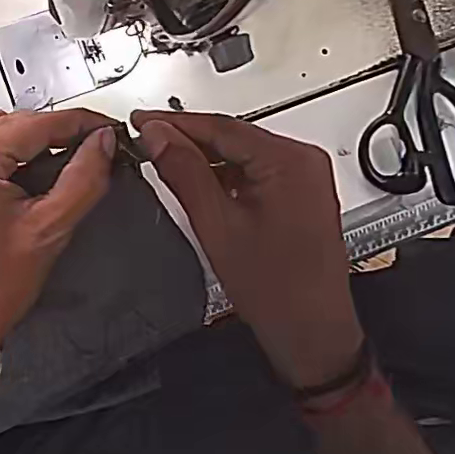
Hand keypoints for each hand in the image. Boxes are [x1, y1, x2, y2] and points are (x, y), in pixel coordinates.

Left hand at [0, 109, 117, 445]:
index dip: (81, 122)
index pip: (38, 122)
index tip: (106, 129)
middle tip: (95, 145)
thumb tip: (101, 145)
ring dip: (34, 142)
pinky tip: (33, 176)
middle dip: (58, 131)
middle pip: (16, 121)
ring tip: (68, 162)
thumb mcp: (49, 230)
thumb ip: (83, 179)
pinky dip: (11, 156)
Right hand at [133, 110, 360, 388]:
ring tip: (163, 159)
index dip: (175, 123)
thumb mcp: (217, 225)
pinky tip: (196, 181)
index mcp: (289, 162)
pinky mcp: (298, 193)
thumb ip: (184, 173)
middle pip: (233, 136)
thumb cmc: (278, 290)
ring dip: (203, 157)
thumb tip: (159, 137)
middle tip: (147, 138)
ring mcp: (304, 177)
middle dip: (187, 138)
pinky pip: (252, 171)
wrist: (310, 332)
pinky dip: (222, 174)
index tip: (143, 122)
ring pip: (240, 153)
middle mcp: (304, 162)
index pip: (221, 127)